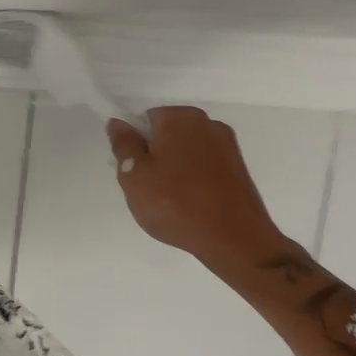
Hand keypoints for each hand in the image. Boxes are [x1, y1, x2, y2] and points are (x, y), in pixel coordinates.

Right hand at [106, 106, 292, 274]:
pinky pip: (203, 167)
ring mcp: (227, 146)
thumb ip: (123, 144)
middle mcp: (208, 123)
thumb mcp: (134, 175)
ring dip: (173, 169)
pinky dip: (192, 180)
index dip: (134, 144)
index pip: (145, 119)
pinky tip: (189, 203)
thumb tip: (117, 122)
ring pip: (185, 152)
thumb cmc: (174, 203)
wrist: (232, 237)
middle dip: (153, 156)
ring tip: (169, 201)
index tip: (133, 171)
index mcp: (180, 118)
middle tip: (147, 189)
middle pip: (166, 134)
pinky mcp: (238, 168)